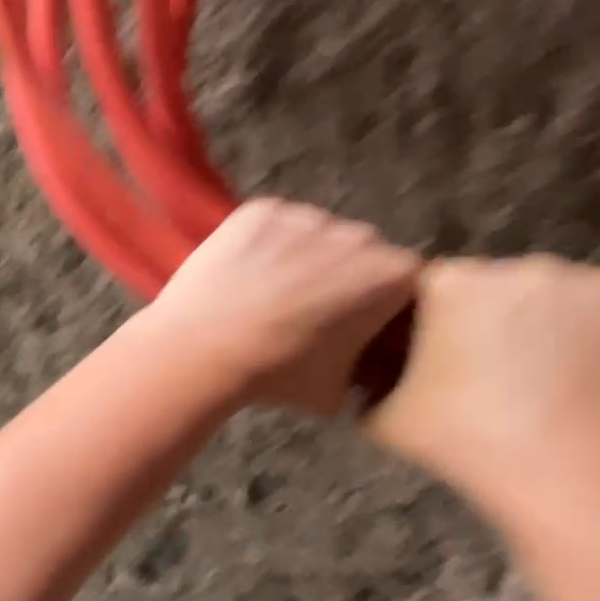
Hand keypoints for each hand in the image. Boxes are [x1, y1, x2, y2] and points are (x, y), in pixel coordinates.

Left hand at [142, 199, 421, 414]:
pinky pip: (271, 222)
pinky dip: (261, 240)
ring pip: (314, 234)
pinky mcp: (259, 211)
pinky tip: (243, 270)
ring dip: (300, 255)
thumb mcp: (341, 389)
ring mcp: (306, 217)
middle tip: (303, 306)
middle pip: (359, 252)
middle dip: (340, 275)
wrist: (198, 348)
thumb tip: (362, 368)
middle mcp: (360, 236)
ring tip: (265, 290)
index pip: (401, 282)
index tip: (350, 321)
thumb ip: (366, 368)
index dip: (378, 303)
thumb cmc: (274, 374)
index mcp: (396, 275)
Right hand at [365, 255, 599, 519]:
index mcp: (444, 283)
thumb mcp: (379, 413)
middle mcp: (515, 267)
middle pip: (492, 282)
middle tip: (489, 366)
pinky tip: (599, 355)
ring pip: (556, 290)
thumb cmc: (465, 441)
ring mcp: (590, 280)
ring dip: (548, 317)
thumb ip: (370, 377)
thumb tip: (375, 369)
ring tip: (548, 369)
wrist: (578, 480)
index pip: (425, 287)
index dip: (425, 320)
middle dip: (487, 315)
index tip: (432, 354)